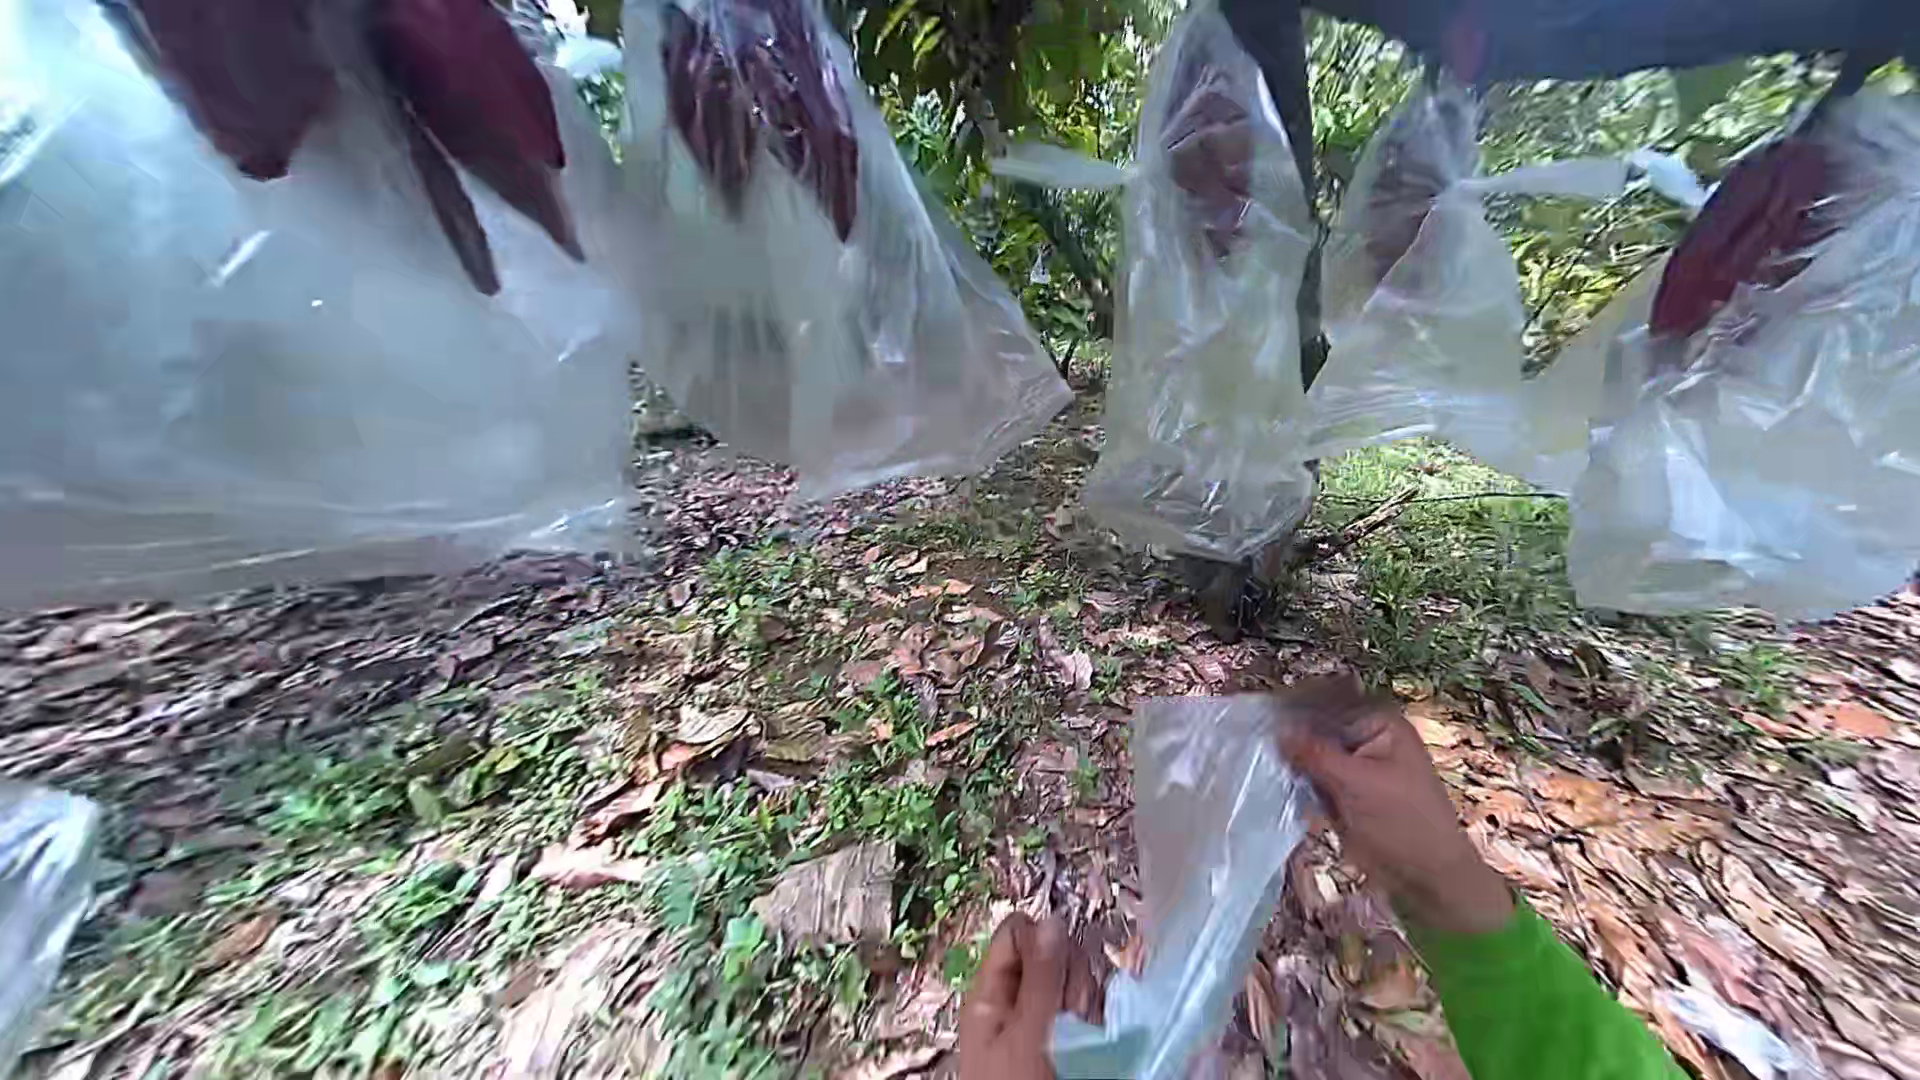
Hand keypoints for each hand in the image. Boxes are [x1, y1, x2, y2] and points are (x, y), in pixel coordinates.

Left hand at [957, 914, 1102, 1079]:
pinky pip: (1084, 1009)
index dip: (1042, 939)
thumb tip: (1052, 919)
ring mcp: (1040, 1020)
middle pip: (1049, 952)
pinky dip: (1092, 1016)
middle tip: (1073, 1007)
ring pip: (1071, 980)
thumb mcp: (1023, 1034)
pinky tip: (1095, 1034)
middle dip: (1069, 973)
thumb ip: (1039, 977)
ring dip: (1084, 996)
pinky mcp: (1065, 1040)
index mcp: (991, 991)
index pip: (1017, 932)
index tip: (1061, 965)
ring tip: (1083, 1028)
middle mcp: (1015, 999)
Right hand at [1276, 674, 1514, 935]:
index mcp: (1379, 725)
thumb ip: (1314, 753)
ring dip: (1289, 757)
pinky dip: (1294, 776)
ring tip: (1260, 757)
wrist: (1427, 880)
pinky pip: (1309, 773)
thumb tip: (1277, 730)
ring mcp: (1352, 764)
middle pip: (1315, 725)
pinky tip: (1274, 776)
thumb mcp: (1358, 783)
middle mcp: (1364, 738)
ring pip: (1309, 750)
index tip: (1262, 713)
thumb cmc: (1404, 823)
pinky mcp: (1340, 788)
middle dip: (1289, 733)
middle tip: (1255, 736)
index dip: (1295, 706)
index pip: (1328, 702)